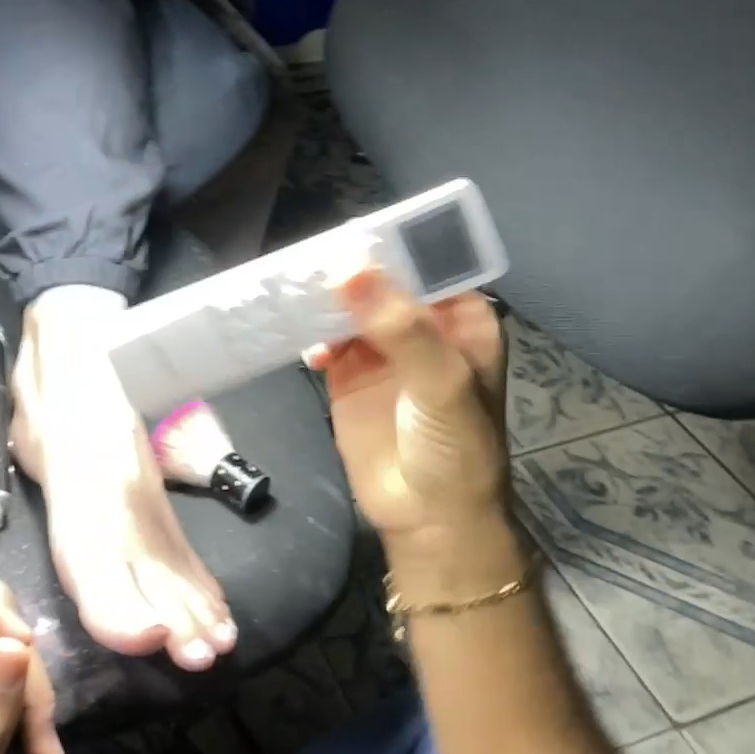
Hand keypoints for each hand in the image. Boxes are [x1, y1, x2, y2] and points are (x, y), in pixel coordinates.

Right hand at [307, 271, 509, 548]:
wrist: (428, 517)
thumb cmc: (455, 447)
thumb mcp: (440, 383)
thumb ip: (401, 327)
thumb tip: (350, 271)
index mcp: (460, 320)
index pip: (426, 267)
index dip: (393, 248)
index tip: (352, 236)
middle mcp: (420, 329)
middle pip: (380, 284)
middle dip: (349, 273)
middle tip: (310, 263)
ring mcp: (381, 352)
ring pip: (348, 309)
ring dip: (323, 302)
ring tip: (295, 296)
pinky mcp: (348, 376)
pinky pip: (324, 342)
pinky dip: (308, 336)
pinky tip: (302, 344)